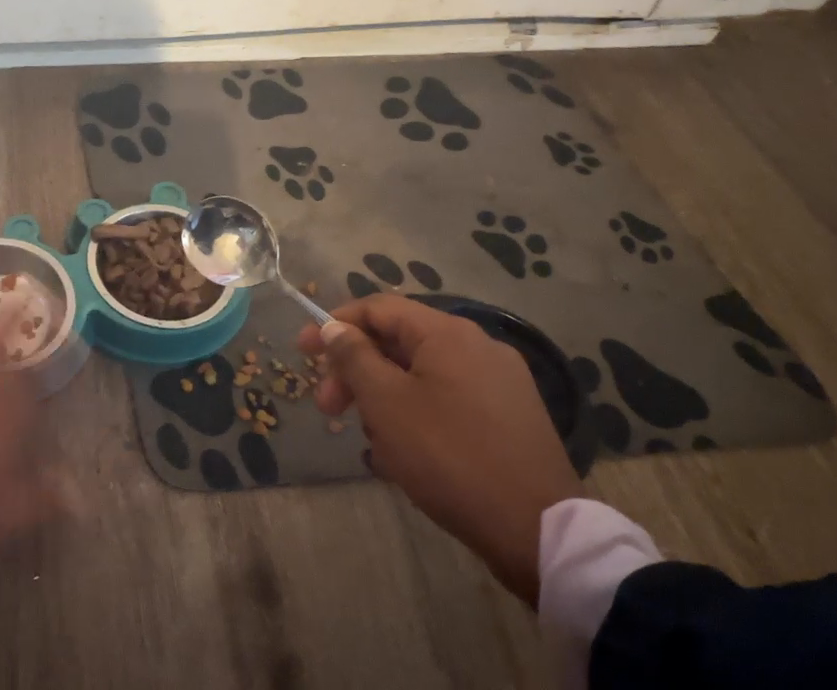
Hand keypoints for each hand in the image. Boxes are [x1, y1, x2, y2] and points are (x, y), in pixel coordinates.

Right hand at [297, 295, 583, 605]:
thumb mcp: (385, 402)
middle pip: (398, 343)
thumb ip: (354, 357)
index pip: (378, 308)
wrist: (535, 528)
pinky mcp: (509, 419)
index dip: (334, 325)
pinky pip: (446, 402)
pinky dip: (415, 417)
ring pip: (420, 376)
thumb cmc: (448, 455)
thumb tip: (335, 327)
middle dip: (355, 371)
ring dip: (383, 399)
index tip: (302, 352)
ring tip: (370, 442)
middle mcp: (478, 347)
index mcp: (448, 334)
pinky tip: (402, 455)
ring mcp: (499, 384)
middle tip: (327, 407)